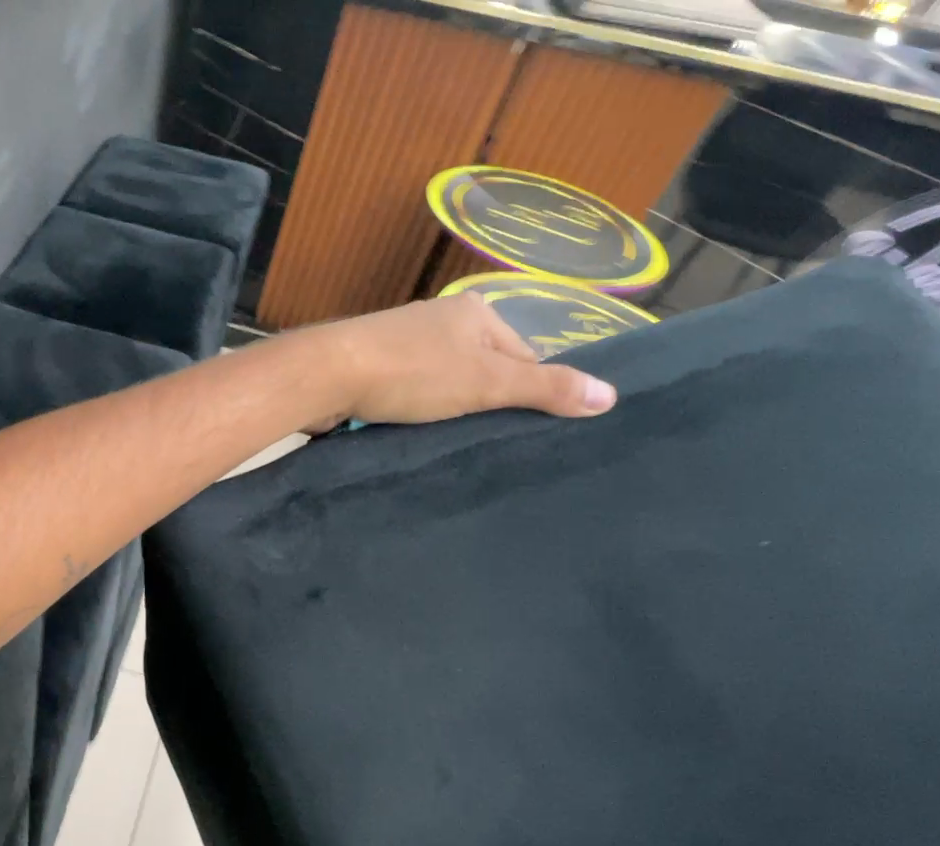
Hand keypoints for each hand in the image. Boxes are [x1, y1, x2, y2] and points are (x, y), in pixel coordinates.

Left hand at [304, 293, 617, 429]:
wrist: (327, 374)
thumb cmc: (412, 373)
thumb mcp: (487, 382)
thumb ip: (545, 389)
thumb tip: (612, 395)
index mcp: (474, 312)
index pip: (522, 356)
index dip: (526, 393)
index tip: (521, 428)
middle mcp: (439, 320)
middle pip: (482, 370)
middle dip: (483, 403)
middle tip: (483, 439)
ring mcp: (402, 342)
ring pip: (443, 384)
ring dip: (446, 411)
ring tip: (446, 440)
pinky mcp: (372, 366)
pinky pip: (408, 392)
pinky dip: (413, 412)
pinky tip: (412, 432)